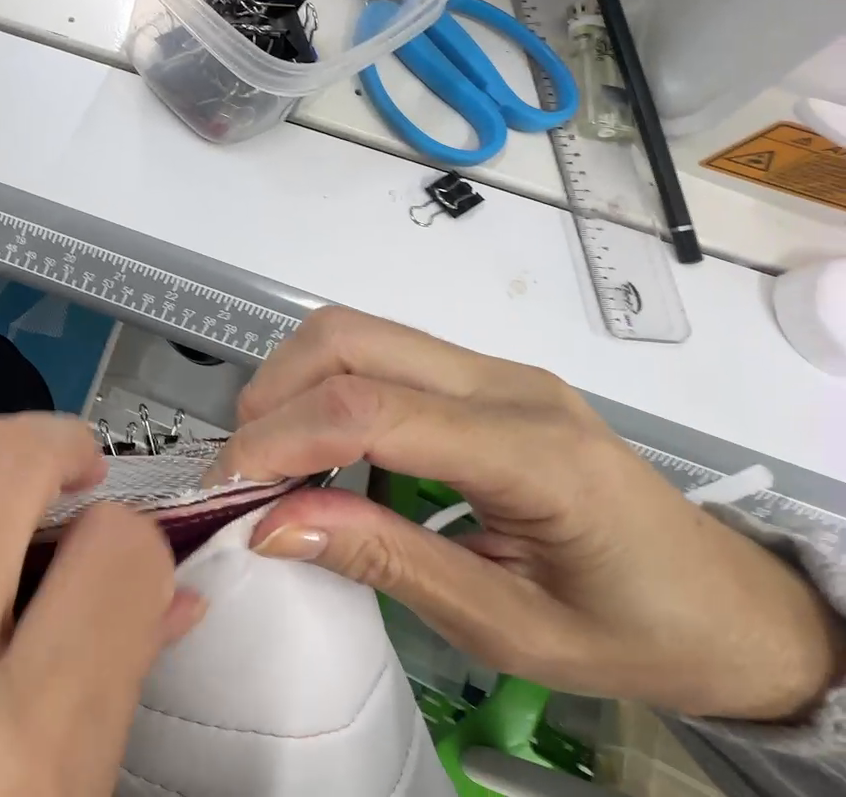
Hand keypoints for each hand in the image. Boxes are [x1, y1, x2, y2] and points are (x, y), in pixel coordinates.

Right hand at [208, 307, 845, 721]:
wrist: (737, 611)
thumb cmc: (635, 635)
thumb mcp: (509, 628)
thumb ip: (386, 562)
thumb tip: (269, 525)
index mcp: (535, 456)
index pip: (370, 411)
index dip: (279, 441)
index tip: (229, 490)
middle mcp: (509, 387)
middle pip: (346, 340)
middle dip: (269, 398)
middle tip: (245, 472)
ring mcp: (494, 372)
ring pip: (349, 332)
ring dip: (286, 385)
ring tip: (273, 460)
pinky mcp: (478, 377)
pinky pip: (371, 352)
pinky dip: (315, 387)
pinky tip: (315, 448)